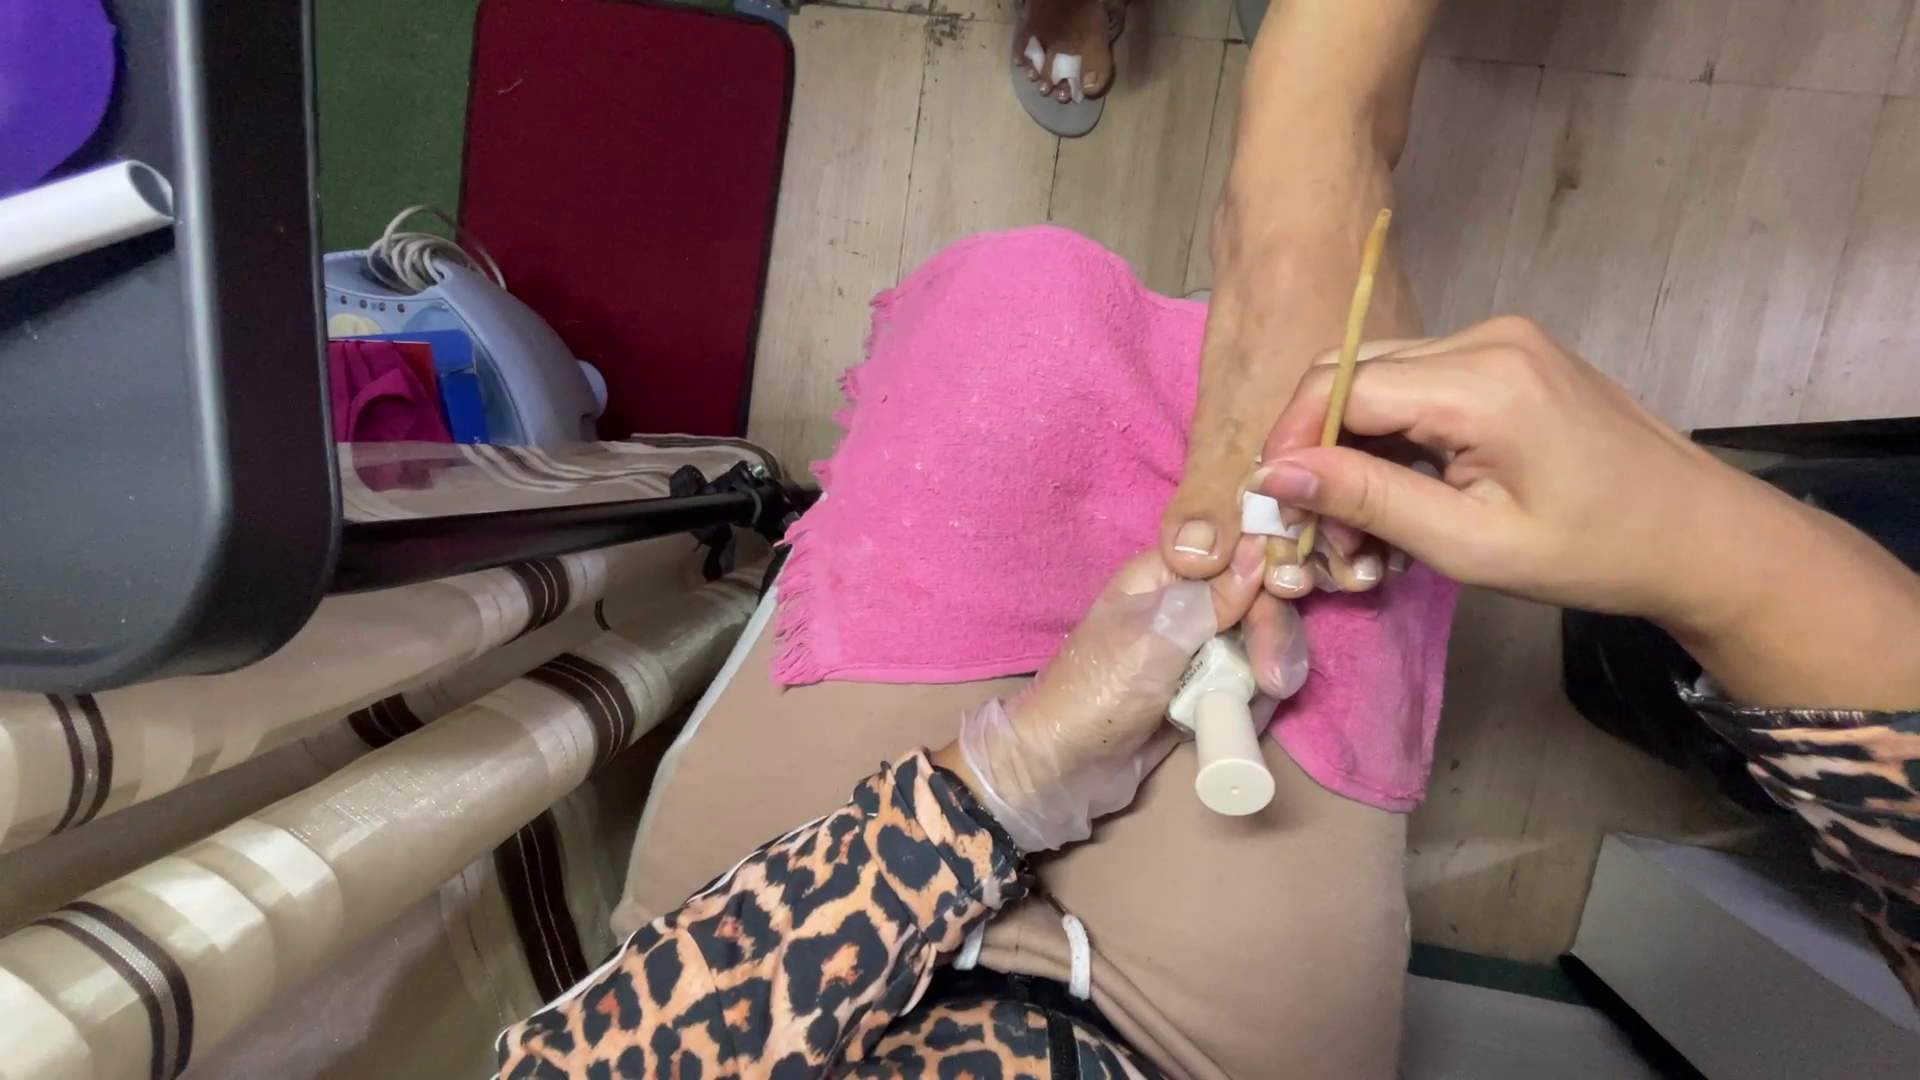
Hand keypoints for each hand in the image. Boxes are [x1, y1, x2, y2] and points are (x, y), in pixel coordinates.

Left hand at [937, 538, 1274, 850]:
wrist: (1066, 766)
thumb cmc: (1098, 692)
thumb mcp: (1153, 640)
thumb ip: (1208, 600)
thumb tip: (1255, 550)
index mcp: (1162, 576)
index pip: (1233, 552)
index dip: (1267, 567)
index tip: (1292, 592)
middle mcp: (1183, 603)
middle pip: (1254, 599)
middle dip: (1272, 632)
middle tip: (1275, 679)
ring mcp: (1194, 648)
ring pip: (1257, 641)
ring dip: (1271, 665)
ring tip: (1268, 695)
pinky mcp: (1202, 687)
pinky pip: (1246, 680)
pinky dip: (1257, 694)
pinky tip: (1254, 711)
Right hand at [1252, 316, 1755, 622]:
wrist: (1702, 536)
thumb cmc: (1588, 552)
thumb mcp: (1465, 543)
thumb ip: (1366, 498)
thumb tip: (1274, 474)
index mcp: (1482, 381)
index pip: (1342, 387)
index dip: (1292, 440)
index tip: (1275, 500)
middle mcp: (1484, 338)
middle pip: (1348, 371)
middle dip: (1310, 441)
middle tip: (1307, 511)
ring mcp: (1495, 340)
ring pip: (1370, 376)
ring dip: (1342, 441)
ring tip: (1350, 510)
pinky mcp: (1500, 355)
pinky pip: (1406, 381)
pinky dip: (1379, 432)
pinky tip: (1388, 481)